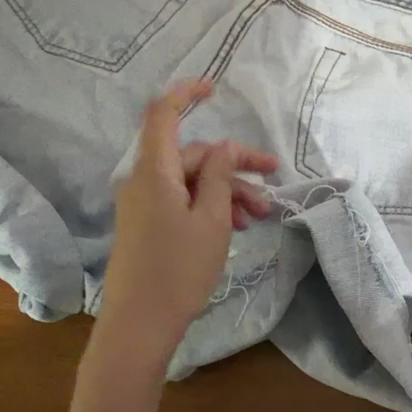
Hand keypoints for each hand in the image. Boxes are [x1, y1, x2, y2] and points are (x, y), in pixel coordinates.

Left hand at [98, 80, 278, 355]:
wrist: (140, 323)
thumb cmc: (179, 269)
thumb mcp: (211, 220)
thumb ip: (218, 176)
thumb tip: (222, 147)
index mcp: (154, 171)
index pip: (163, 114)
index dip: (187, 93)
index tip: (215, 88)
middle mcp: (143, 181)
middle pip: (192, 156)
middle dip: (233, 168)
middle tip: (271, 188)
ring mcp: (143, 205)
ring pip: (191, 183)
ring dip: (227, 193)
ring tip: (260, 218)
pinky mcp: (147, 227)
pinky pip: (181, 203)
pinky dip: (209, 209)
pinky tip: (237, 228)